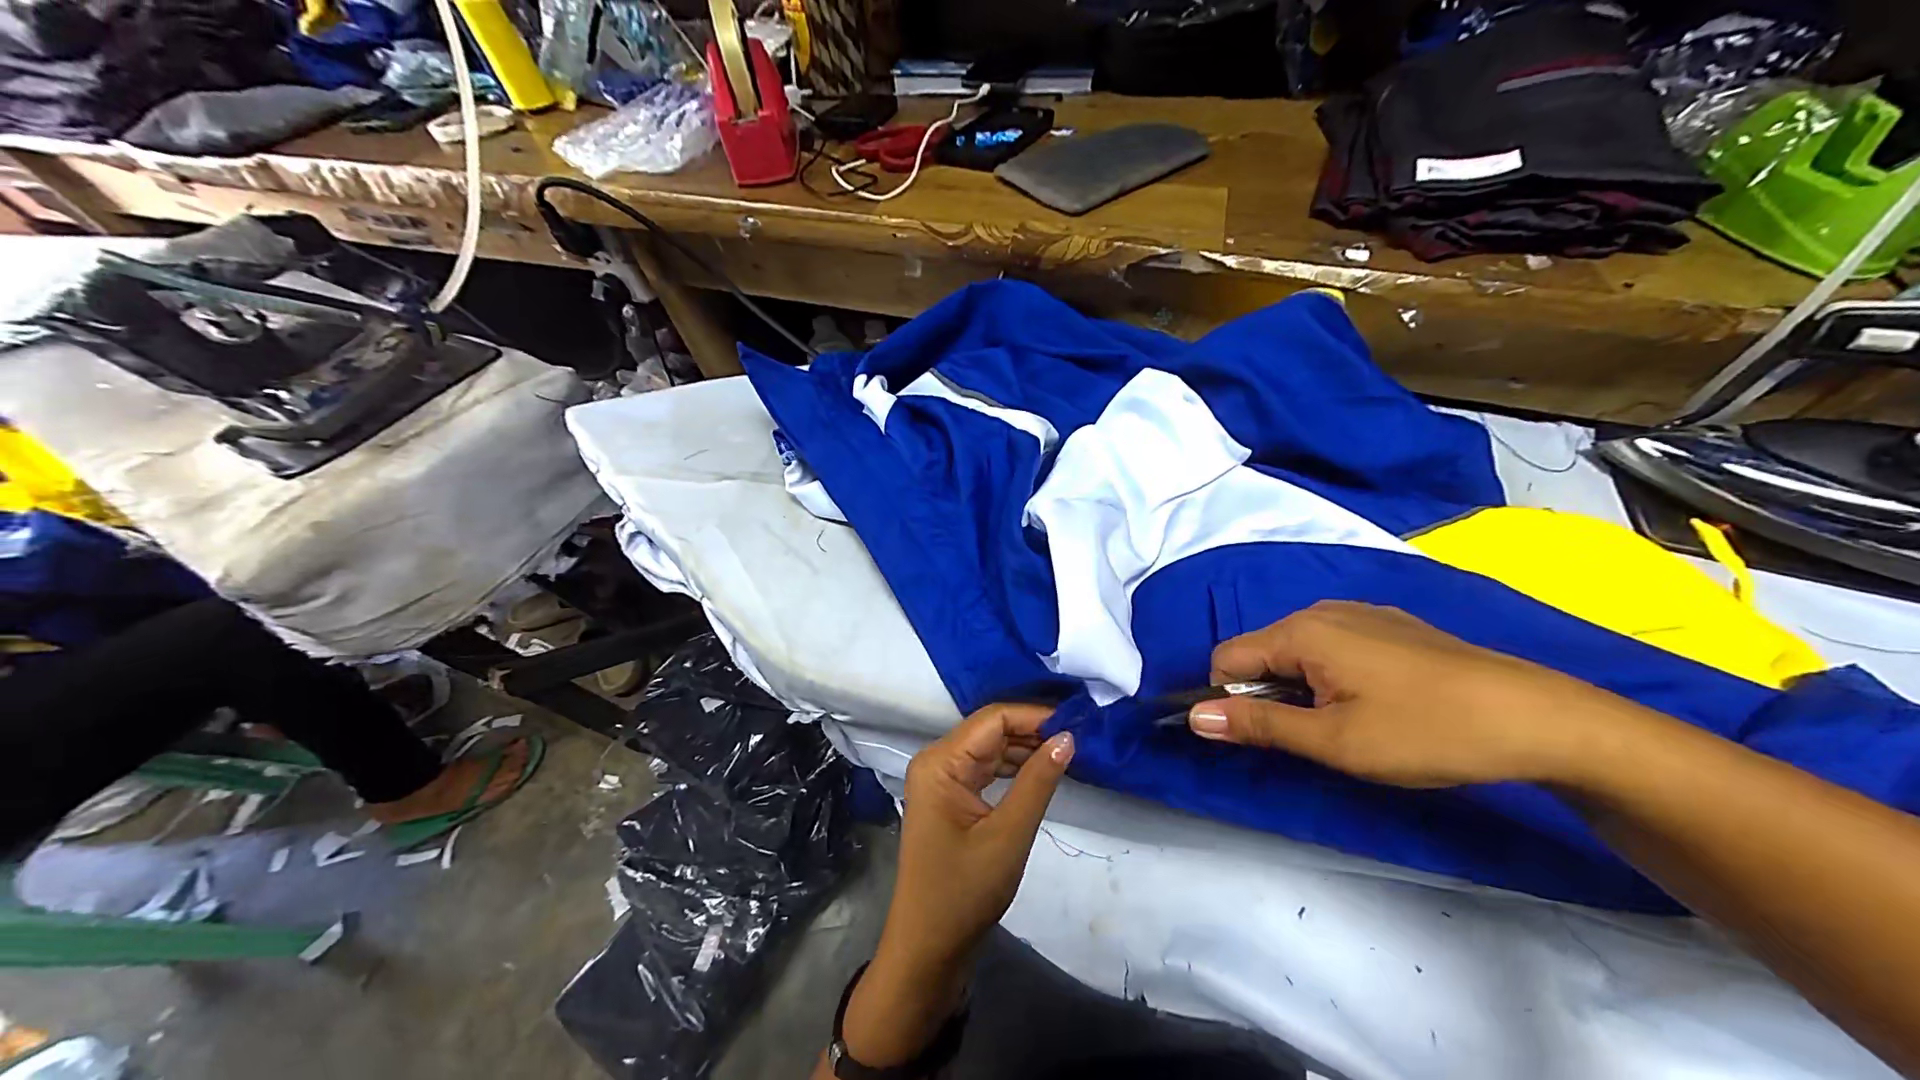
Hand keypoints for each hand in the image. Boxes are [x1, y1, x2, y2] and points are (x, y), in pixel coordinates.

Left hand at [839, 704, 1072, 1067]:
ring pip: (991, 748)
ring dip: (1028, 748)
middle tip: (1083, 738)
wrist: (928, 948)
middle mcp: (937, 761)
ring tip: (1071, 752)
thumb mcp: (1008, 835)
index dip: (1036, 716)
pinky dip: (1016, 768)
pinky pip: (987, 769)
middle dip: (1034, 730)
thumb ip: (1038, 781)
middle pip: (991, 729)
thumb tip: (1068, 737)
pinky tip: (1045, 772)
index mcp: (940, 762)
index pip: (993, 719)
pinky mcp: (952, 798)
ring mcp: (942, 780)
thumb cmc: (964, 892)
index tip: (1080, 723)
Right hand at [1187, 601, 1647, 787]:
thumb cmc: (1426, 731)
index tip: (1264, 738)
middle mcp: (1323, 611)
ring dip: (1300, 687)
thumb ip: (1258, 725)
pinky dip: (1330, 675)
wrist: (1538, 719)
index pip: (1226, 658)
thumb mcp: (1335, 740)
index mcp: (1302, 632)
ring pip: (1296, 650)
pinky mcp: (1390, 625)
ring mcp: (1361, 613)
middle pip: (1260, 652)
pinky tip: (1376, 703)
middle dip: (1267, 694)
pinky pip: (1332, 645)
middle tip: (1314, 738)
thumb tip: (1194, 716)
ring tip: (1347, 724)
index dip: (1229, 699)